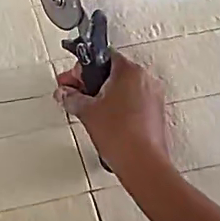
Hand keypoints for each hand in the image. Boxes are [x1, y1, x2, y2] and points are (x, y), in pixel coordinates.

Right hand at [54, 52, 170, 180]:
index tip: (72, 79)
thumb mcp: (87, 111)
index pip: (103, 56)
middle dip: (91, 82)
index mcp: (130, 71)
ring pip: (123, 88)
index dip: (82, 68)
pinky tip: (105, 121)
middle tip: (74, 94)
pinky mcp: (155, 114)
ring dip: (104, 95)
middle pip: (112, 72)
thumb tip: (65, 93)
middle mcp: (145, 80)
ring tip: (89, 111)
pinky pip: (133, 102)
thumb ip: (72, 97)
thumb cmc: (121, 136)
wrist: (142, 164)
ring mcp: (153, 97)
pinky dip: (118, 107)